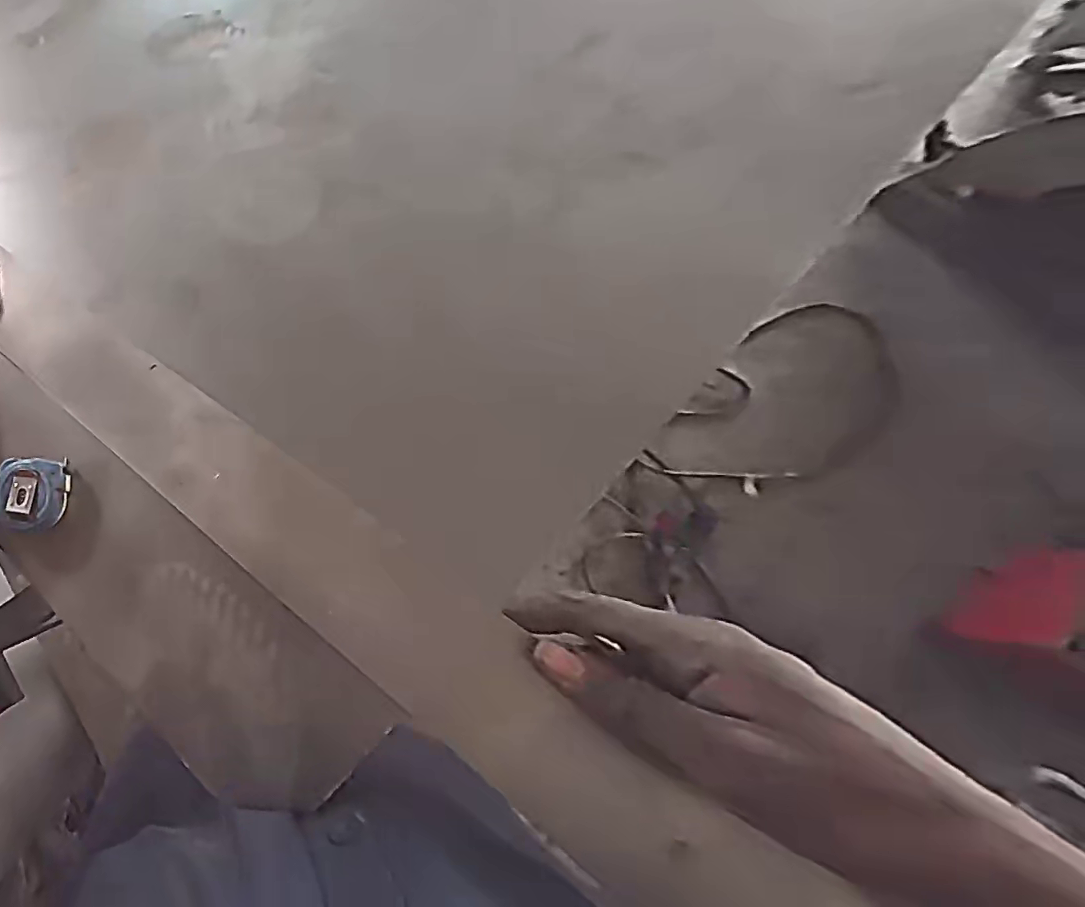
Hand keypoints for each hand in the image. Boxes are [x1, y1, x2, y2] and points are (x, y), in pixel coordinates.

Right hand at [507, 592, 1084, 906]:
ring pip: (647, 654)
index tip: (493, 612)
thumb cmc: (834, 800)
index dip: (544, 609)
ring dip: (599, 658)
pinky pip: (674, 678)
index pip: (601, 611)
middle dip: (565, 631)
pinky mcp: (761, 700)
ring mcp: (744, 671)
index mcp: (705, 646)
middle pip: (622, 627)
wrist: (975, 858)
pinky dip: (633, 682)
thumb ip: (631, 703)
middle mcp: (720, 645)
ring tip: (554, 675)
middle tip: (512, 648)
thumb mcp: (721, 758)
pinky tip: (624, 704)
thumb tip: (548, 653)